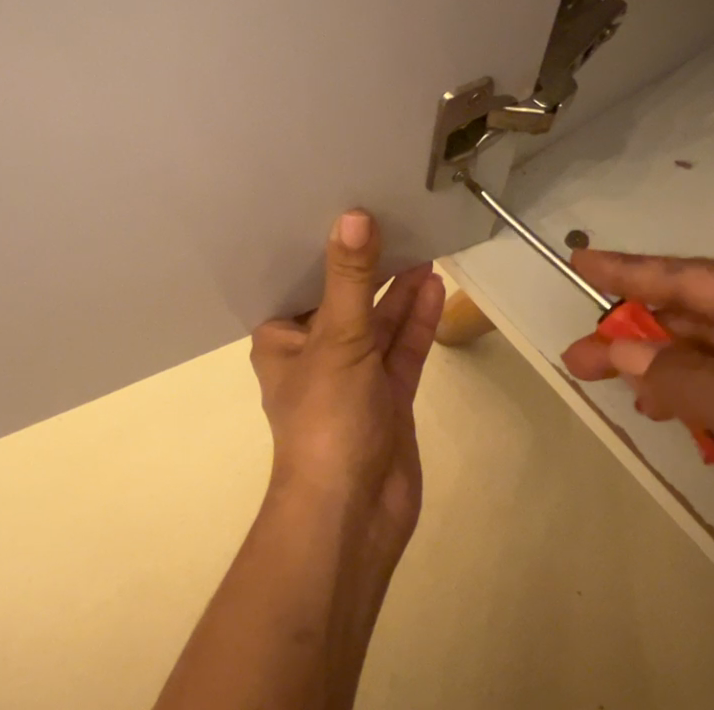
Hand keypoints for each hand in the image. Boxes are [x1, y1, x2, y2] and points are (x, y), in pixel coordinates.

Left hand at [249, 209, 443, 556]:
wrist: (354, 511)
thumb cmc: (326, 419)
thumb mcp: (337, 339)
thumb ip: (350, 278)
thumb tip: (353, 216)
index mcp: (280, 339)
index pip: (299, 281)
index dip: (320, 246)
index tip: (342, 202)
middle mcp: (313, 352)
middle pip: (343, 298)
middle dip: (366, 264)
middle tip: (393, 214)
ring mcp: (352, 376)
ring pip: (377, 322)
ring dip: (397, 289)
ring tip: (421, 242)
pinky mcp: (387, 396)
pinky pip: (402, 348)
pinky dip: (416, 320)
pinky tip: (433, 284)